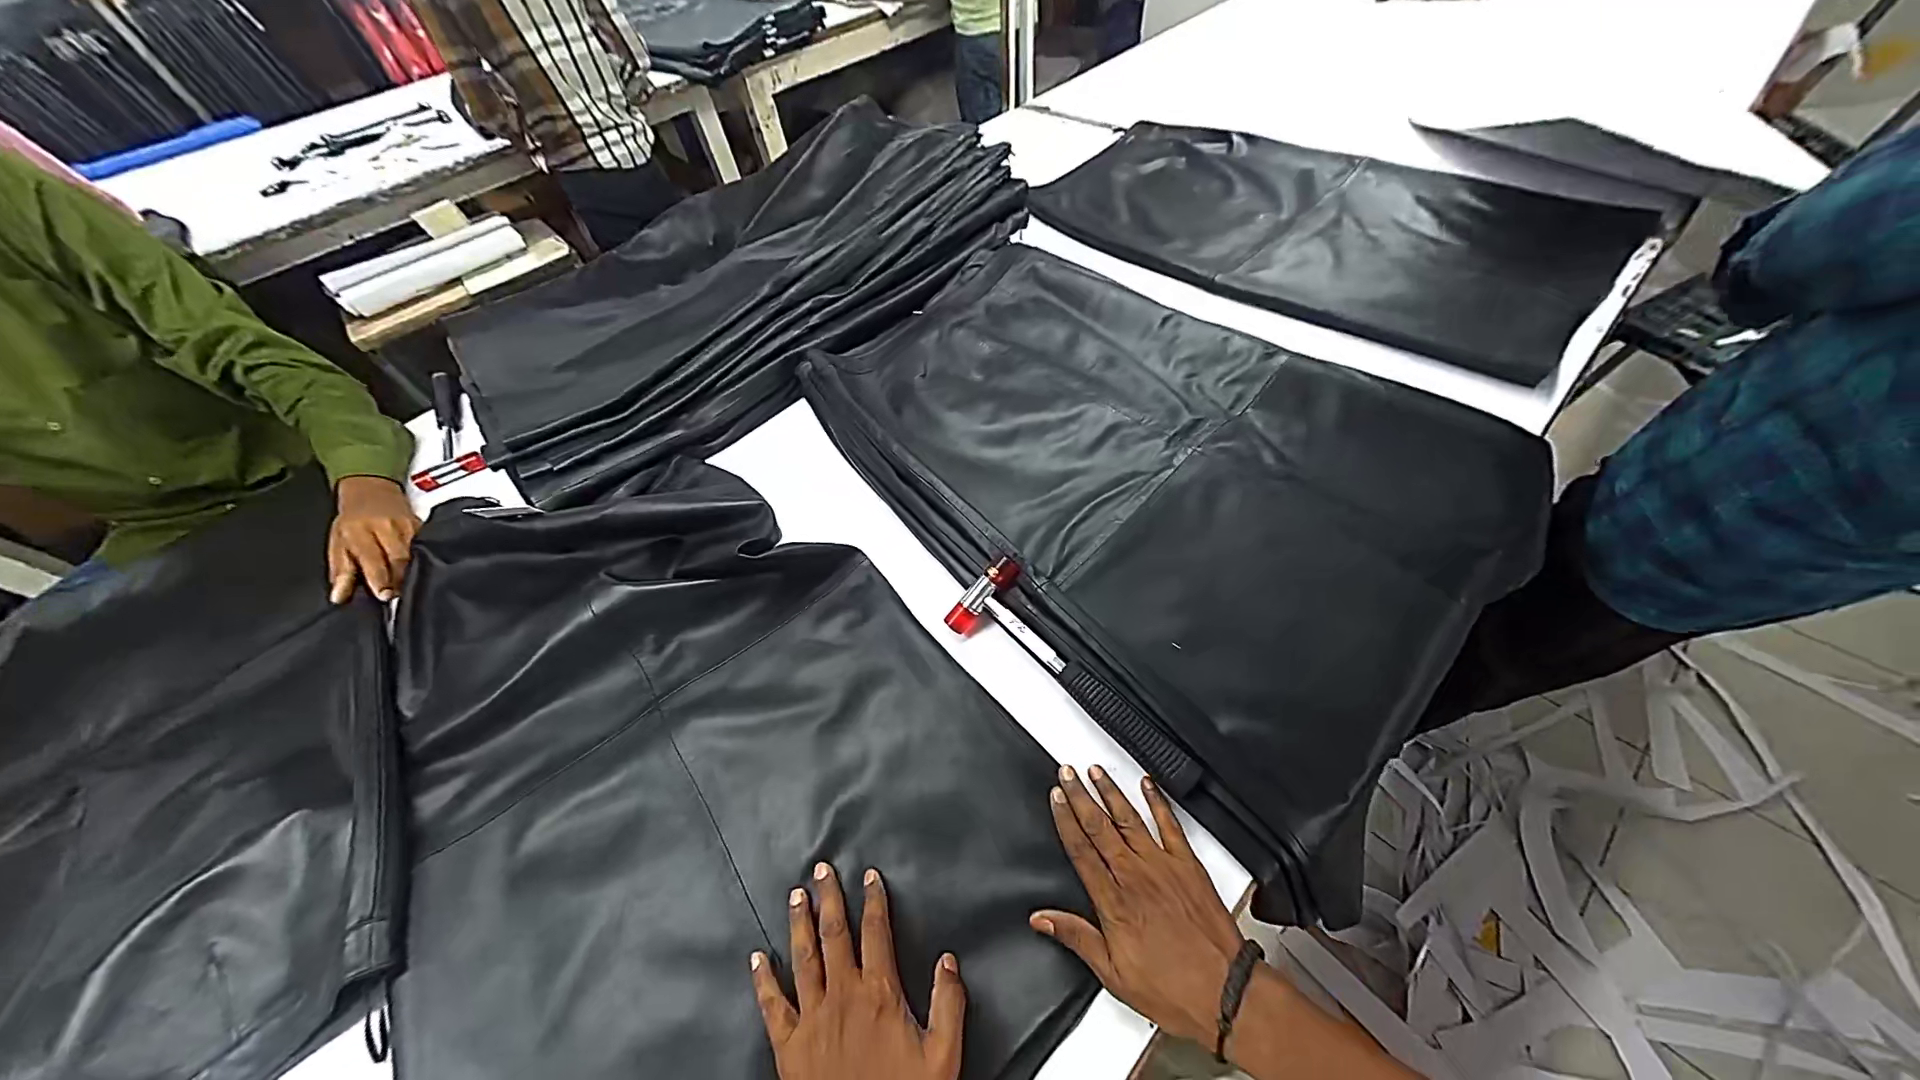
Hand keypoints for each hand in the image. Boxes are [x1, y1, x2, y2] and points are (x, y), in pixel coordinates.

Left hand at [328, 476, 419, 603]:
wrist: (371, 491)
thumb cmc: (352, 521)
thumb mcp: (337, 544)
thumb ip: (341, 571)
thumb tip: (339, 596)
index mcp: (360, 532)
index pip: (372, 559)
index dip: (380, 579)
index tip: (385, 596)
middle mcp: (385, 528)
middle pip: (399, 557)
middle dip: (401, 579)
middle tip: (401, 596)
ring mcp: (407, 525)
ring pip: (416, 553)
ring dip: (415, 571)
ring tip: (415, 586)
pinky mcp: (422, 525)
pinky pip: (427, 545)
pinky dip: (426, 558)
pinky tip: (426, 569)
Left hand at [752, 863, 965, 1079]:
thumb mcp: (943, 1057)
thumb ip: (949, 1004)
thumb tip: (947, 960)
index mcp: (879, 993)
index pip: (876, 932)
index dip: (874, 900)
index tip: (870, 876)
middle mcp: (843, 996)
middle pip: (835, 934)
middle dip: (829, 898)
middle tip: (822, 870)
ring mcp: (813, 1019)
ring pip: (803, 958)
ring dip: (800, 923)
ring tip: (796, 896)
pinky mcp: (789, 1047)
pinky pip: (772, 1006)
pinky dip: (763, 979)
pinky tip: (757, 958)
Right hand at [1030, 765, 1244, 1045]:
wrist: (1227, 993)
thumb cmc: (1173, 989)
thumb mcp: (1114, 974)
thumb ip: (1076, 938)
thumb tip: (1042, 919)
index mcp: (1114, 902)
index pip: (1080, 849)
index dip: (1065, 819)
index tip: (1055, 798)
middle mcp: (1136, 877)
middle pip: (1099, 826)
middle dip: (1080, 795)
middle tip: (1068, 772)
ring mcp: (1163, 866)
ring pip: (1129, 818)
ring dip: (1110, 792)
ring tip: (1095, 771)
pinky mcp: (1188, 865)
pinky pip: (1169, 824)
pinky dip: (1157, 801)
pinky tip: (1147, 784)